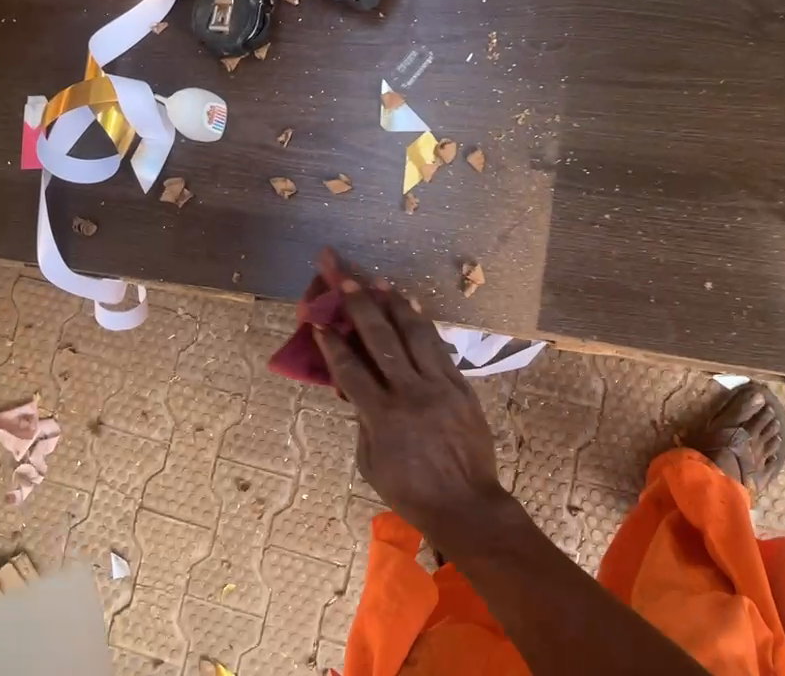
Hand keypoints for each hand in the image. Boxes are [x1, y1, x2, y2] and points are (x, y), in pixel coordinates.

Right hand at [313, 280, 507, 544]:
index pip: (350, 370)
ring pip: (414, 334)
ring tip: (379, 281)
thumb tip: (358, 389)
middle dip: (360, 306)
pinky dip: (423, 324)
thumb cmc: (411, 493)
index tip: (318, 322)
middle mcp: (410, 393)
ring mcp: (439, 385)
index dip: (332, 344)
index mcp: (382, 417)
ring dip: (394, 304)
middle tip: (345, 279)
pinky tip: (412, 307)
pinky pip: (438, 347)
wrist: (466, 505)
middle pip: (380, 339)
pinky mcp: (460, 385)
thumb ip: (363, 421)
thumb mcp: (372, 463)